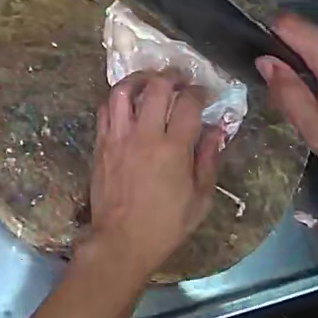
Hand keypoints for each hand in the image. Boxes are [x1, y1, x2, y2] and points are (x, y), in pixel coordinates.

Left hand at [79, 72, 223, 284]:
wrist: (121, 240)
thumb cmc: (165, 224)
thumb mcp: (200, 198)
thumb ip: (208, 159)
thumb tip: (216, 130)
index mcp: (174, 149)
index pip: (189, 104)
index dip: (199, 92)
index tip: (203, 93)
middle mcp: (144, 136)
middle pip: (156, 88)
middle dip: (171, 77)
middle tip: (179, 79)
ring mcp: (118, 137)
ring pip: (123, 92)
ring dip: (138, 79)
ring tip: (149, 80)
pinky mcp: (100, 144)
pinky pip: (105, 110)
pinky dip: (117, 99)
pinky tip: (127, 102)